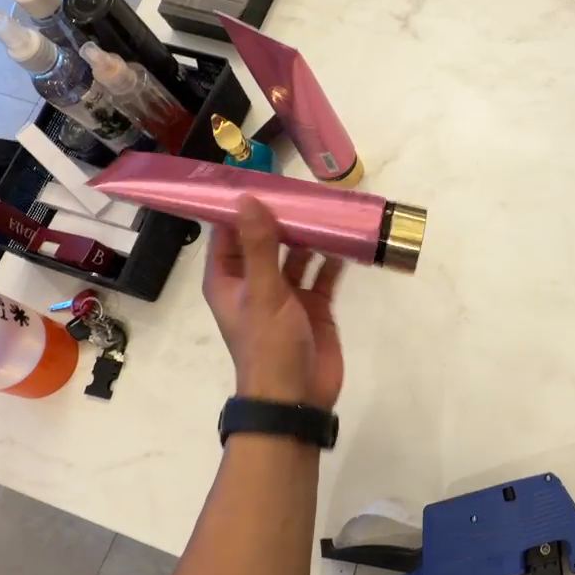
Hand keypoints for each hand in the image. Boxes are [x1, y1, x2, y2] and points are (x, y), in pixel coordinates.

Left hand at [202, 196, 345, 408]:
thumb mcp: (262, 293)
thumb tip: (248, 198)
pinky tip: (347, 241)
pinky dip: (333, 260)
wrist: (296, 398)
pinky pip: (323, 275)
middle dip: (283, 216)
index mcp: (229, 280)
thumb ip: (258, 246)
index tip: (260, 177)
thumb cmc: (269, 346)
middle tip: (304, 187)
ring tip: (328, 208)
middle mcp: (256, 283)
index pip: (228, 233)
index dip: (240, 206)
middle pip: (266, 240)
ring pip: (297, 255)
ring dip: (310, 235)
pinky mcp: (314, 307)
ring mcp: (287, 295)